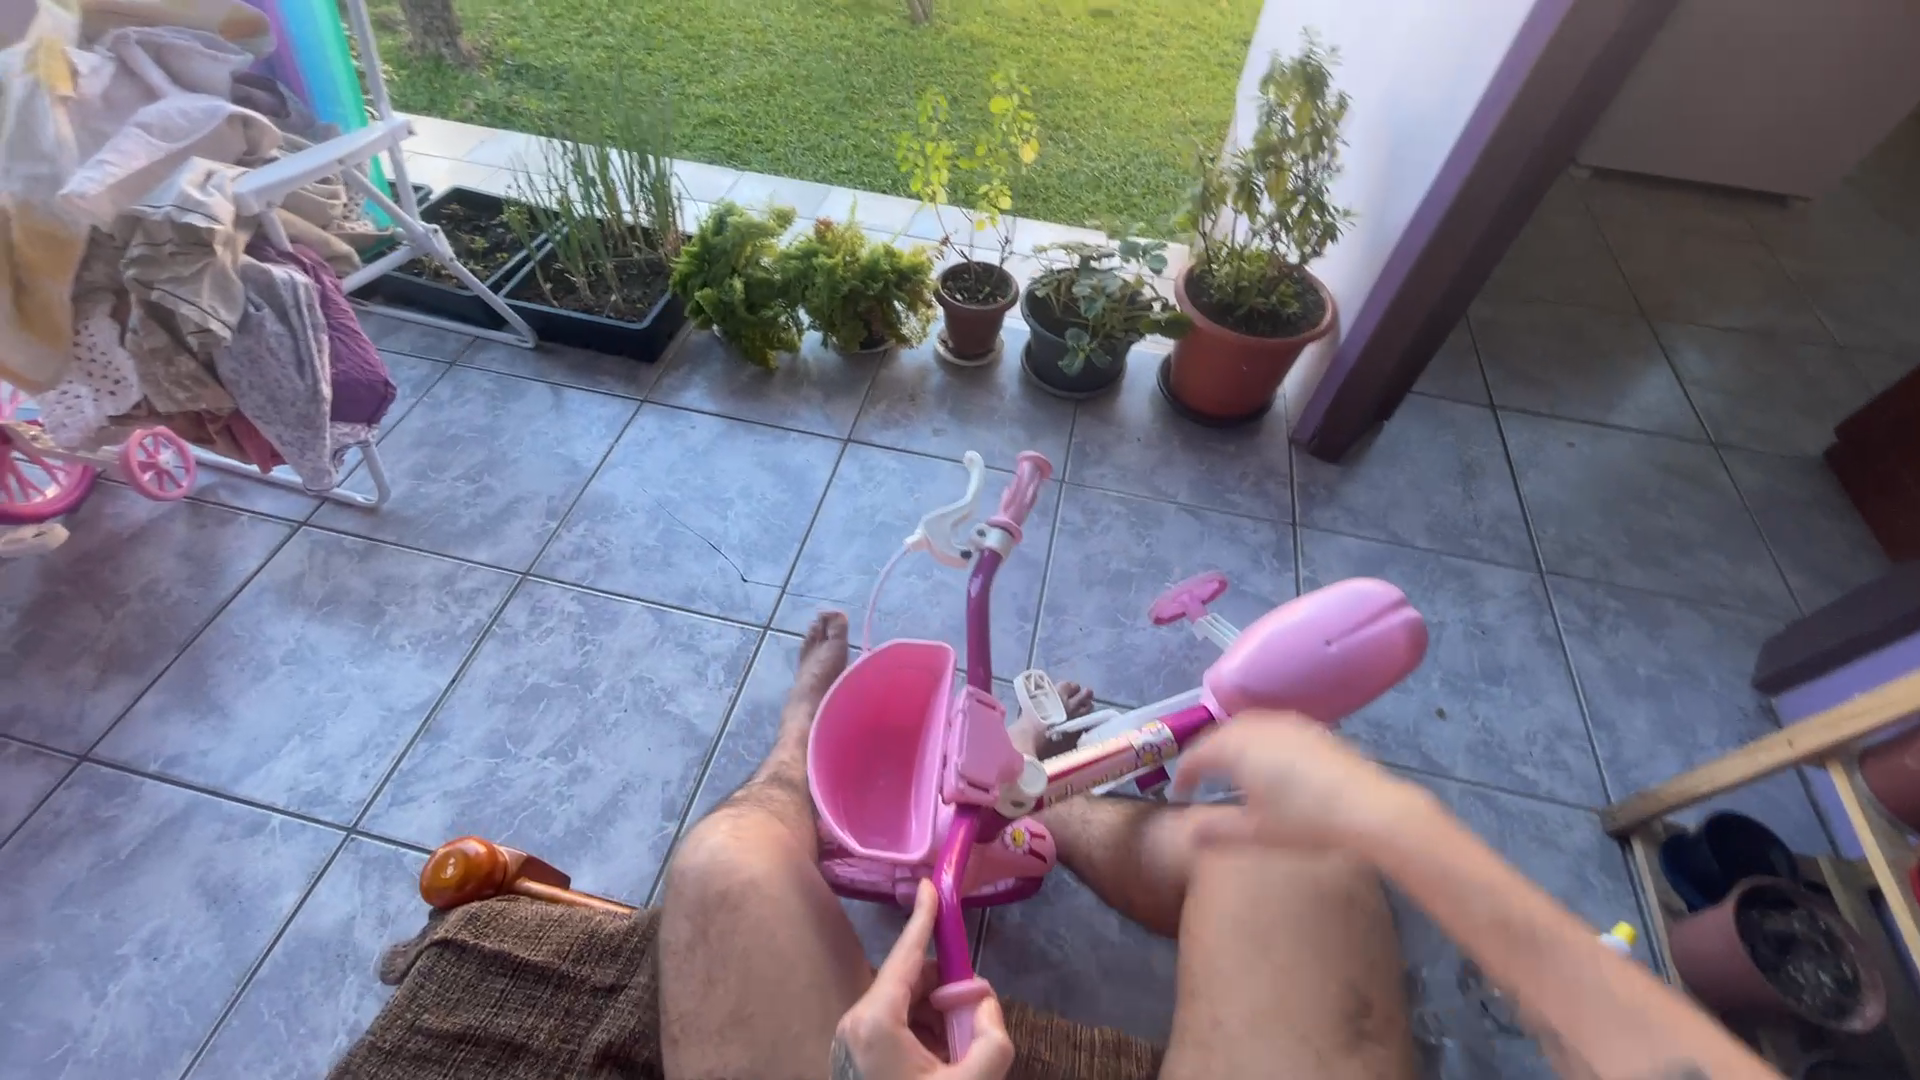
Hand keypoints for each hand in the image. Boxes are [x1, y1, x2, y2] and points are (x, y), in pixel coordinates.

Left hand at [830, 880, 1014, 1079]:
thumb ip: (992, 1039)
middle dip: (946, 990)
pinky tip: (942, 1062)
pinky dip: (924, 1034)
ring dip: (937, 1016)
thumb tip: (984, 1004)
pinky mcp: (856, 1057)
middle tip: (974, 1015)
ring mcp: (852, 1041)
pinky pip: (896, 1027)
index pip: (905, 956)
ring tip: (958, 1051)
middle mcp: (856, 1022)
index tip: (930, 885)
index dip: (922, 918)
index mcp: (875, 1021)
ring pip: (906, 1005)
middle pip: (911, 981)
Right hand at [1169, 710, 1430, 854]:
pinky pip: (1269, 726)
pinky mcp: (1308, 727)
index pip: (1197, 755)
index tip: (1180, 792)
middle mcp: (1254, 727)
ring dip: (1230, 743)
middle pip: (1218, 735)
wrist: (1369, 808)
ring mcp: (1283, 723)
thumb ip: (1217, 830)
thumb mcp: (1256, 832)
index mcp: (1234, 748)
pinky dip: (1257, 739)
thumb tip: (1188, 834)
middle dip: (1205, 753)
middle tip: (1201, 776)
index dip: (1185, 774)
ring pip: (1244, 726)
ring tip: (1231, 766)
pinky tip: (1267, 760)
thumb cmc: (1306, 821)